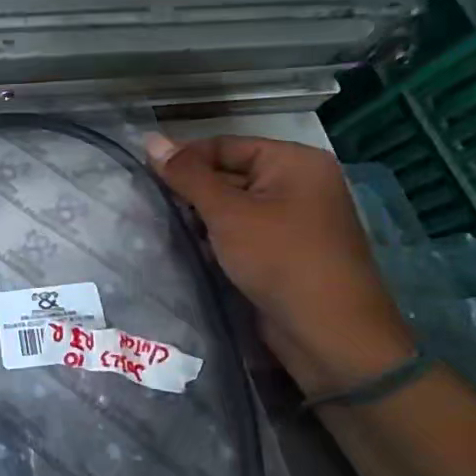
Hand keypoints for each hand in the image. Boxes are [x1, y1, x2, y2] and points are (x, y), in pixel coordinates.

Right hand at [146, 134, 413, 390]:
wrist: (330, 336)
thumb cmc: (281, 260)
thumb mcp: (229, 213)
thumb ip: (188, 176)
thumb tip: (150, 139)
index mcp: (294, 161)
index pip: (226, 146)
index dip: (186, 159)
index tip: (145, 175)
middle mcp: (298, 184)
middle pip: (231, 175)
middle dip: (193, 193)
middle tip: (153, 206)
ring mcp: (295, 221)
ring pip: (235, 208)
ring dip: (203, 219)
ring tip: (167, 228)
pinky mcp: (286, 253)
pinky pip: (245, 234)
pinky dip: (220, 240)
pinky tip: (193, 251)